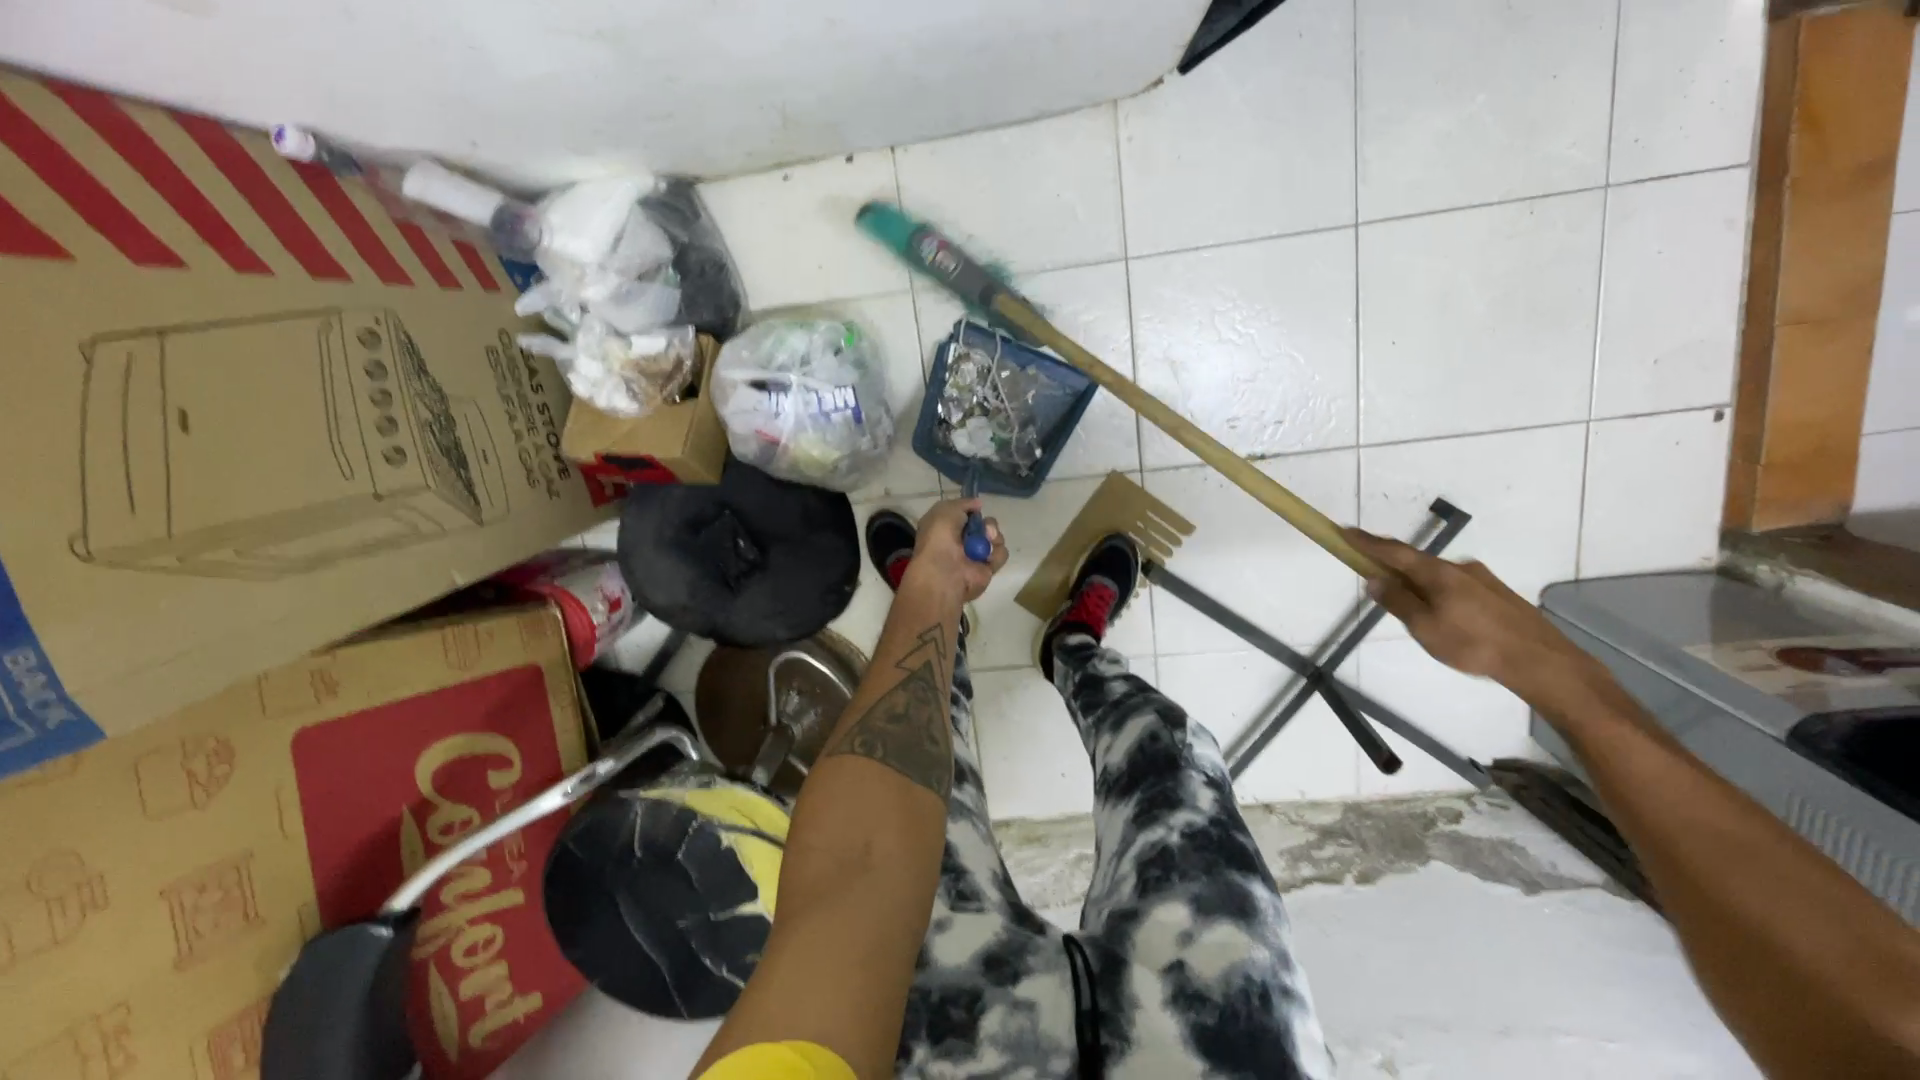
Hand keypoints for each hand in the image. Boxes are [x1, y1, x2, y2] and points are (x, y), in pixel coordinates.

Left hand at [903, 498, 1007, 603]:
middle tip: (984, 528)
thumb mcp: (946, 509)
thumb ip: (964, 503)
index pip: (965, 515)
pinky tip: (987, 556)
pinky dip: (996, 553)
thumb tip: (978, 504)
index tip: (976, 507)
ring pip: (994, 538)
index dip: (972, 510)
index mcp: (945, 528)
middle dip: (987, 523)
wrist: (945, 571)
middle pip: (983, 525)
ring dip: (993, 535)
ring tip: (987, 540)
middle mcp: (960, 542)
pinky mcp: (987, 569)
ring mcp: (974, 556)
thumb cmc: (939, 537)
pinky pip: (1000, 554)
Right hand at [1345, 529, 1597, 696]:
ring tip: (1417, 616)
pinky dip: (1440, 596)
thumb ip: (1399, 603)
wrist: (1540, 660)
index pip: (1395, 552)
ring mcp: (1482, 580)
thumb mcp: (1426, 628)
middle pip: (1417, 563)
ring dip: (1420, 587)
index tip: (1345, 530)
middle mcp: (1460, 568)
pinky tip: (1447, 620)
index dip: (1368, 542)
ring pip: (1439, 578)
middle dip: (1395, 569)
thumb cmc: (1474, 645)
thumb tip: (1375, 579)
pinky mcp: (1497, 594)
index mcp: (1438, 574)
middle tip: (1379, 584)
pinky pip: (1457, 588)